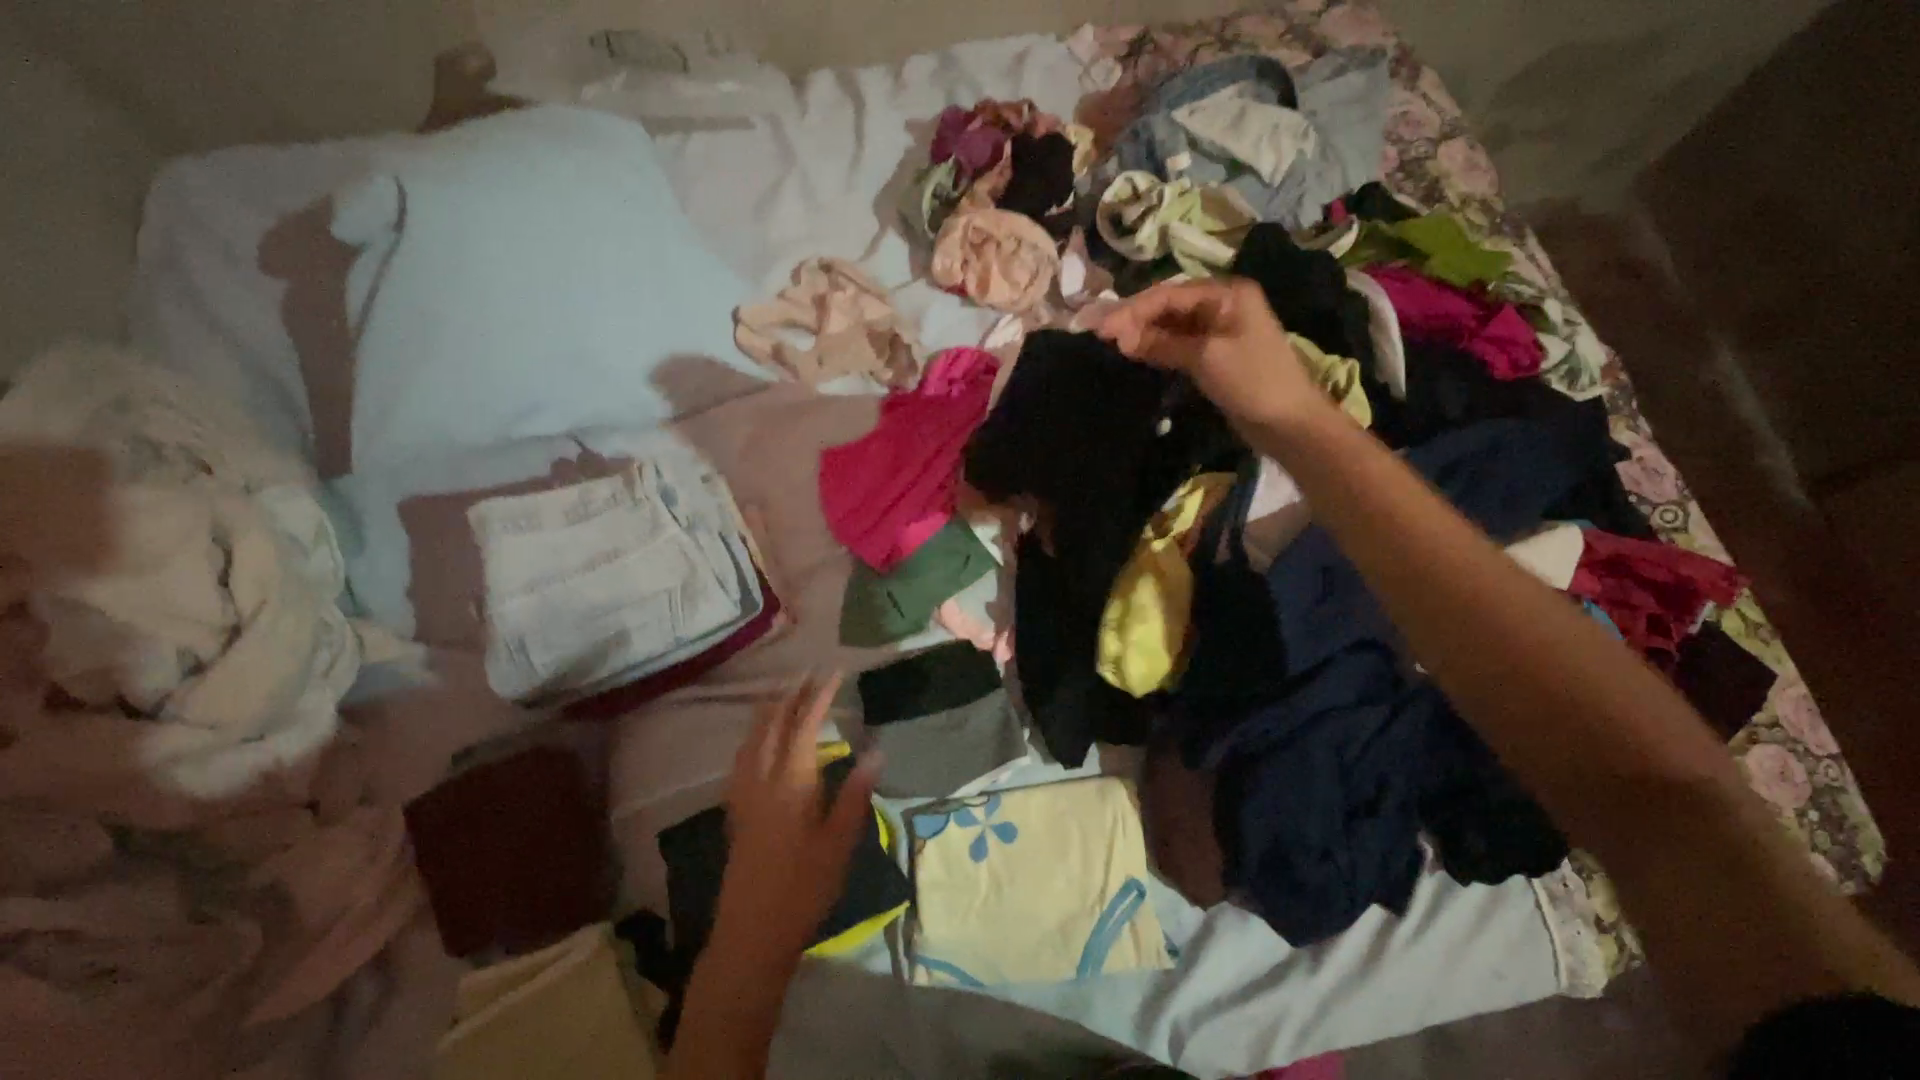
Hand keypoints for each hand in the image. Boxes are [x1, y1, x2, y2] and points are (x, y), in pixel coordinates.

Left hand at [713, 673, 879, 957]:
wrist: (752, 932)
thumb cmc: (804, 888)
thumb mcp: (839, 844)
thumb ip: (855, 795)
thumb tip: (875, 751)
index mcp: (790, 783)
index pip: (804, 726)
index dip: (819, 696)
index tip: (834, 672)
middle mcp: (761, 779)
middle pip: (772, 724)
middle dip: (791, 694)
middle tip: (811, 673)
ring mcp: (744, 794)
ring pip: (752, 738)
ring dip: (769, 710)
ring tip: (785, 693)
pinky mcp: (736, 810)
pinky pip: (742, 756)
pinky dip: (754, 734)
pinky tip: (759, 740)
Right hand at [1097, 278, 1337, 432]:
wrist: (1289, 423)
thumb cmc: (1253, 381)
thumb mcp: (1205, 357)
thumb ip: (1161, 344)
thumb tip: (1118, 337)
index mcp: (1227, 293)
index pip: (1169, 294)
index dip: (1132, 309)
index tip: (1100, 328)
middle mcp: (1222, 304)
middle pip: (1168, 306)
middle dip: (1134, 319)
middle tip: (1098, 335)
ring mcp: (1218, 330)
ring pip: (1171, 325)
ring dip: (1142, 334)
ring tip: (1110, 345)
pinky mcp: (1214, 355)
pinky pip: (1178, 344)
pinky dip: (1156, 348)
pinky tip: (1134, 354)